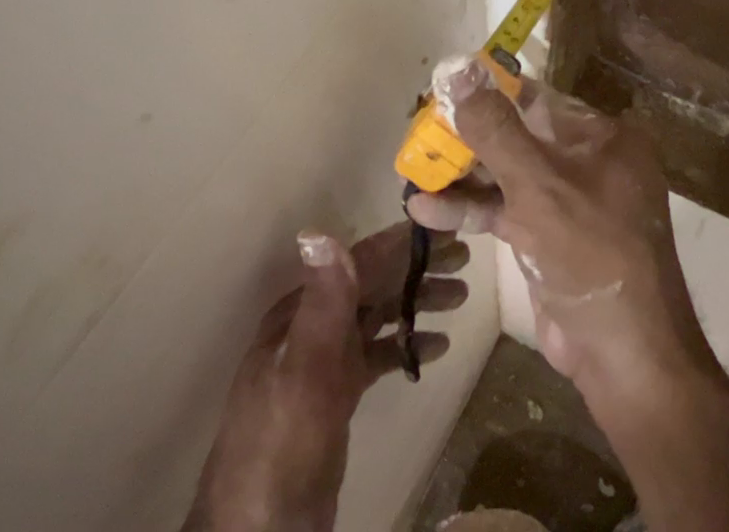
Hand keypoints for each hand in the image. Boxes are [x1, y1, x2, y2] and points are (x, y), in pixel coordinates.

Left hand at [183, 223, 469, 531]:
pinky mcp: (335, 396)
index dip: (400, 244)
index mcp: (301, 314)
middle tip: (465, 259)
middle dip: (416, 268)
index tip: (443, 227)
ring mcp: (323, 364)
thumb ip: (321, 302)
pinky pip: (376, 357)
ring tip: (460, 298)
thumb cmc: (285, 439)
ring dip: (416, 303)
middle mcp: (311, 329)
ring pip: (377, 319)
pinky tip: (436, 349)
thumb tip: (320, 231)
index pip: (356, 263)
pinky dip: (406, 348)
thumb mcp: (305, 368)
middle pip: (371, 286)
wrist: (262, 522)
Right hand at [407, 63, 715, 394]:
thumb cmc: (591, 254)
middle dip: (466, 137)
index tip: (439, 90)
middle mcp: (589, 164)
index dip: (487, 94)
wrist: (623, 354)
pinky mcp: (547, 240)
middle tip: (417, 132)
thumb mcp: (538, 185)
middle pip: (517, 137)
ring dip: (460, 176)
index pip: (537, 100)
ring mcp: (567, 204)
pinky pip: (504, 211)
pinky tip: (422, 210)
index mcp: (604, 140)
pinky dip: (468, 210)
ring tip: (409, 169)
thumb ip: (494, 129)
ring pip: (506, 176)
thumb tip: (456, 68)